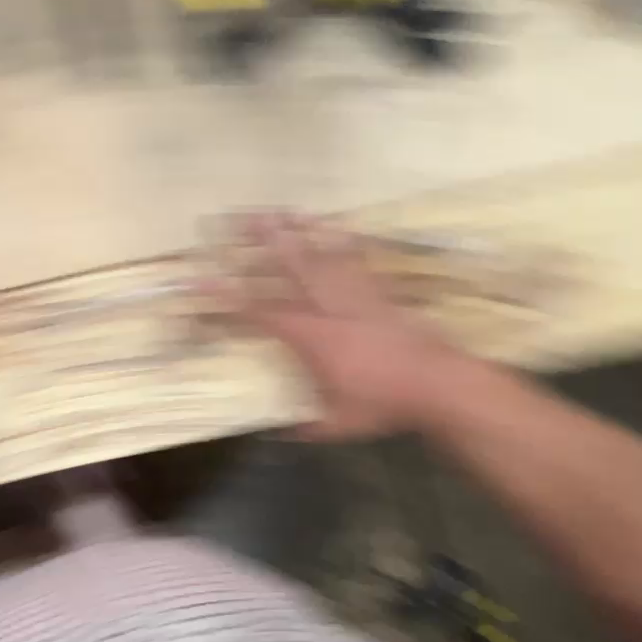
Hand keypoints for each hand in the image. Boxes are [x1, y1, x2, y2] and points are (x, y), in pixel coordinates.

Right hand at [205, 212, 473, 439]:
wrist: (440, 385)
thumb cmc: (384, 405)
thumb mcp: (337, 425)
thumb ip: (304, 425)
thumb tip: (276, 430)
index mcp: (313, 338)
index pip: (261, 312)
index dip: (229, 296)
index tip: (201, 280)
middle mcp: (331, 308)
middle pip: (293, 268)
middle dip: (266, 242)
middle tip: (244, 218)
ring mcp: (358, 296)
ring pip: (323, 257)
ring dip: (299, 232)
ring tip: (281, 211)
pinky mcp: (382, 293)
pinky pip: (359, 261)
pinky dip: (344, 242)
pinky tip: (335, 226)